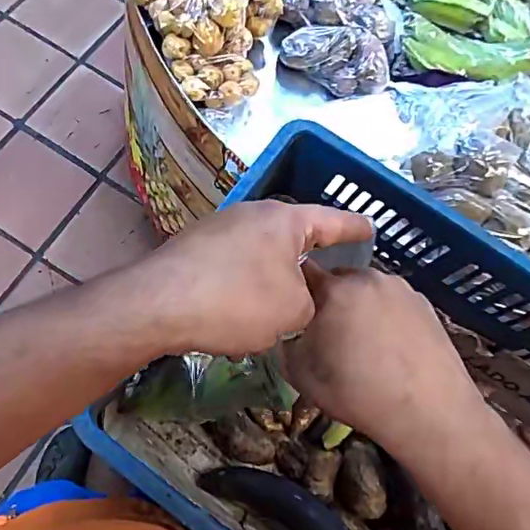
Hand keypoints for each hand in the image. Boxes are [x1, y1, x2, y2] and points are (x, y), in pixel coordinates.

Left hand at [123, 200, 373, 356]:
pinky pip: (233, 267)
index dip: (355, 229)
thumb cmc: (236, 301)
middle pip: (293, 236)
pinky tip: (241, 313)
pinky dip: (244, 287)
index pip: (332, 220)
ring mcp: (218, 229)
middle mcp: (250, 215)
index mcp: (283, 220)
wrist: (157, 304)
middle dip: (310, 260)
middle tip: (328, 281)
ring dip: (274, 279)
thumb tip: (292, 298)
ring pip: (261, 255)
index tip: (372, 230)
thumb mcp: (292, 311)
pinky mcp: (193, 250)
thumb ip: (308, 303)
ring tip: (284, 308)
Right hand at [281, 267, 490, 454]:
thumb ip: (284, 342)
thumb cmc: (357, 394)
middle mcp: (366, 277)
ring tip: (361, 342)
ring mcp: (399, 287)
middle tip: (327, 332)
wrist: (430, 412)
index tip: (293, 312)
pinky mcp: (423, 302)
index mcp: (333, 289)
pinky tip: (388, 346)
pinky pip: (390, 300)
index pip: (301, 271)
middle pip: (335, 278)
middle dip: (327, 299)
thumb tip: (286, 330)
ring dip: (356, 305)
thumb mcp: (299, 374)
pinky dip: (383, 315)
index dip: (294, 290)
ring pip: (365, 289)